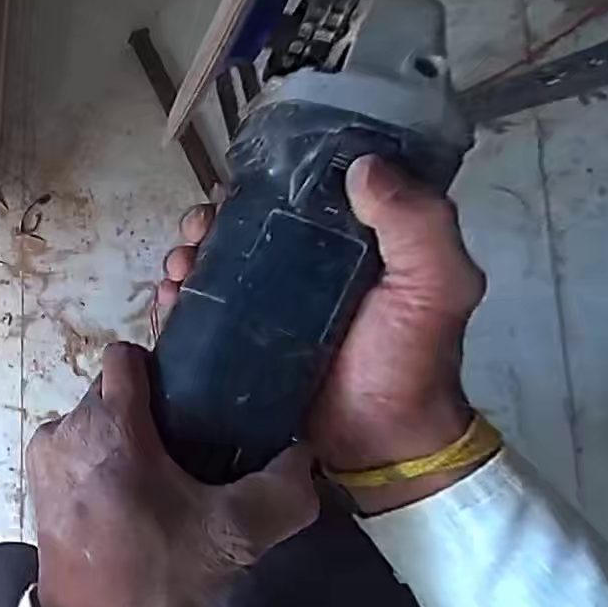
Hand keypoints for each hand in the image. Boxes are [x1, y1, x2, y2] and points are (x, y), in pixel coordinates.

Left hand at [28, 343, 317, 606]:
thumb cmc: (157, 571)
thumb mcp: (231, 536)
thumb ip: (280, 493)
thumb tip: (303, 457)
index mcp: (111, 424)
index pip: (125, 356)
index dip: (155, 367)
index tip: (181, 399)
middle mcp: (69, 424)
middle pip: (110, 389)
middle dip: (143, 410)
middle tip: (176, 449)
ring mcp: (46, 447)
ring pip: (90, 416)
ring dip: (118, 435)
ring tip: (147, 479)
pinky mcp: (35, 471)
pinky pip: (70, 442)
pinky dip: (92, 456)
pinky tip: (114, 495)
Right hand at [157, 155, 486, 512]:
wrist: (378, 441)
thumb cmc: (410, 360)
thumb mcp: (437, 285)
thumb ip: (417, 224)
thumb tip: (362, 166)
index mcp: (333, 243)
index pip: (284, 199)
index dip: (253, 186)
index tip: (231, 187)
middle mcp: (289, 268)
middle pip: (231, 230)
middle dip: (204, 224)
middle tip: (196, 235)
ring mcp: (255, 305)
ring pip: (205, 264)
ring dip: (184, 257)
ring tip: (180, 270)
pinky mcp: (231, 339)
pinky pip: (192, 308)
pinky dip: (173, 297)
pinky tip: (170, 299)